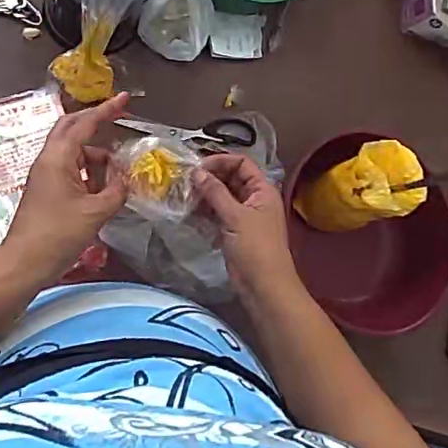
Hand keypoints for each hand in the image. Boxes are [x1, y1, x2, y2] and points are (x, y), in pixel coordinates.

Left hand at [1, 93, 131, 279]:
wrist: (24, 263)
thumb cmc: (57, 235)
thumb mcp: (96, 212)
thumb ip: (116, 190)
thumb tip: (125, 179)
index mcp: (57, 158)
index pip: (84, 124)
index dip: (106, 110)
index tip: (124, 99)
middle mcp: (48, 160)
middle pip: (72, 129)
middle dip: (95, 123)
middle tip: (118, 120)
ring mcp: (45, 175)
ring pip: (73, 152)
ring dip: (96, 156)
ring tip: (116, 174)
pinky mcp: (46, 191)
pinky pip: (71, 170)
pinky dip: (88, 172)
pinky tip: (103, 189)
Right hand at [194, 153, 298, 297]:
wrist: (263, 286)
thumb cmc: (255, 247)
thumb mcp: (235, 216)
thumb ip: (215, 192)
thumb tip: (196, 172)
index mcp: (262, 190)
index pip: (241, 163)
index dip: (221, 161)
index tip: (198, 167)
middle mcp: (253, 199)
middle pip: (230, 179)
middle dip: (209, 178)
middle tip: (185, 181)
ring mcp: (242, 215)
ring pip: (221, 196)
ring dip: (204, 195)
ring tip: (183, 195)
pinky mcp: (232, 231)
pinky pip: (216, 213)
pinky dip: (204, 211)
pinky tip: (188, 211)